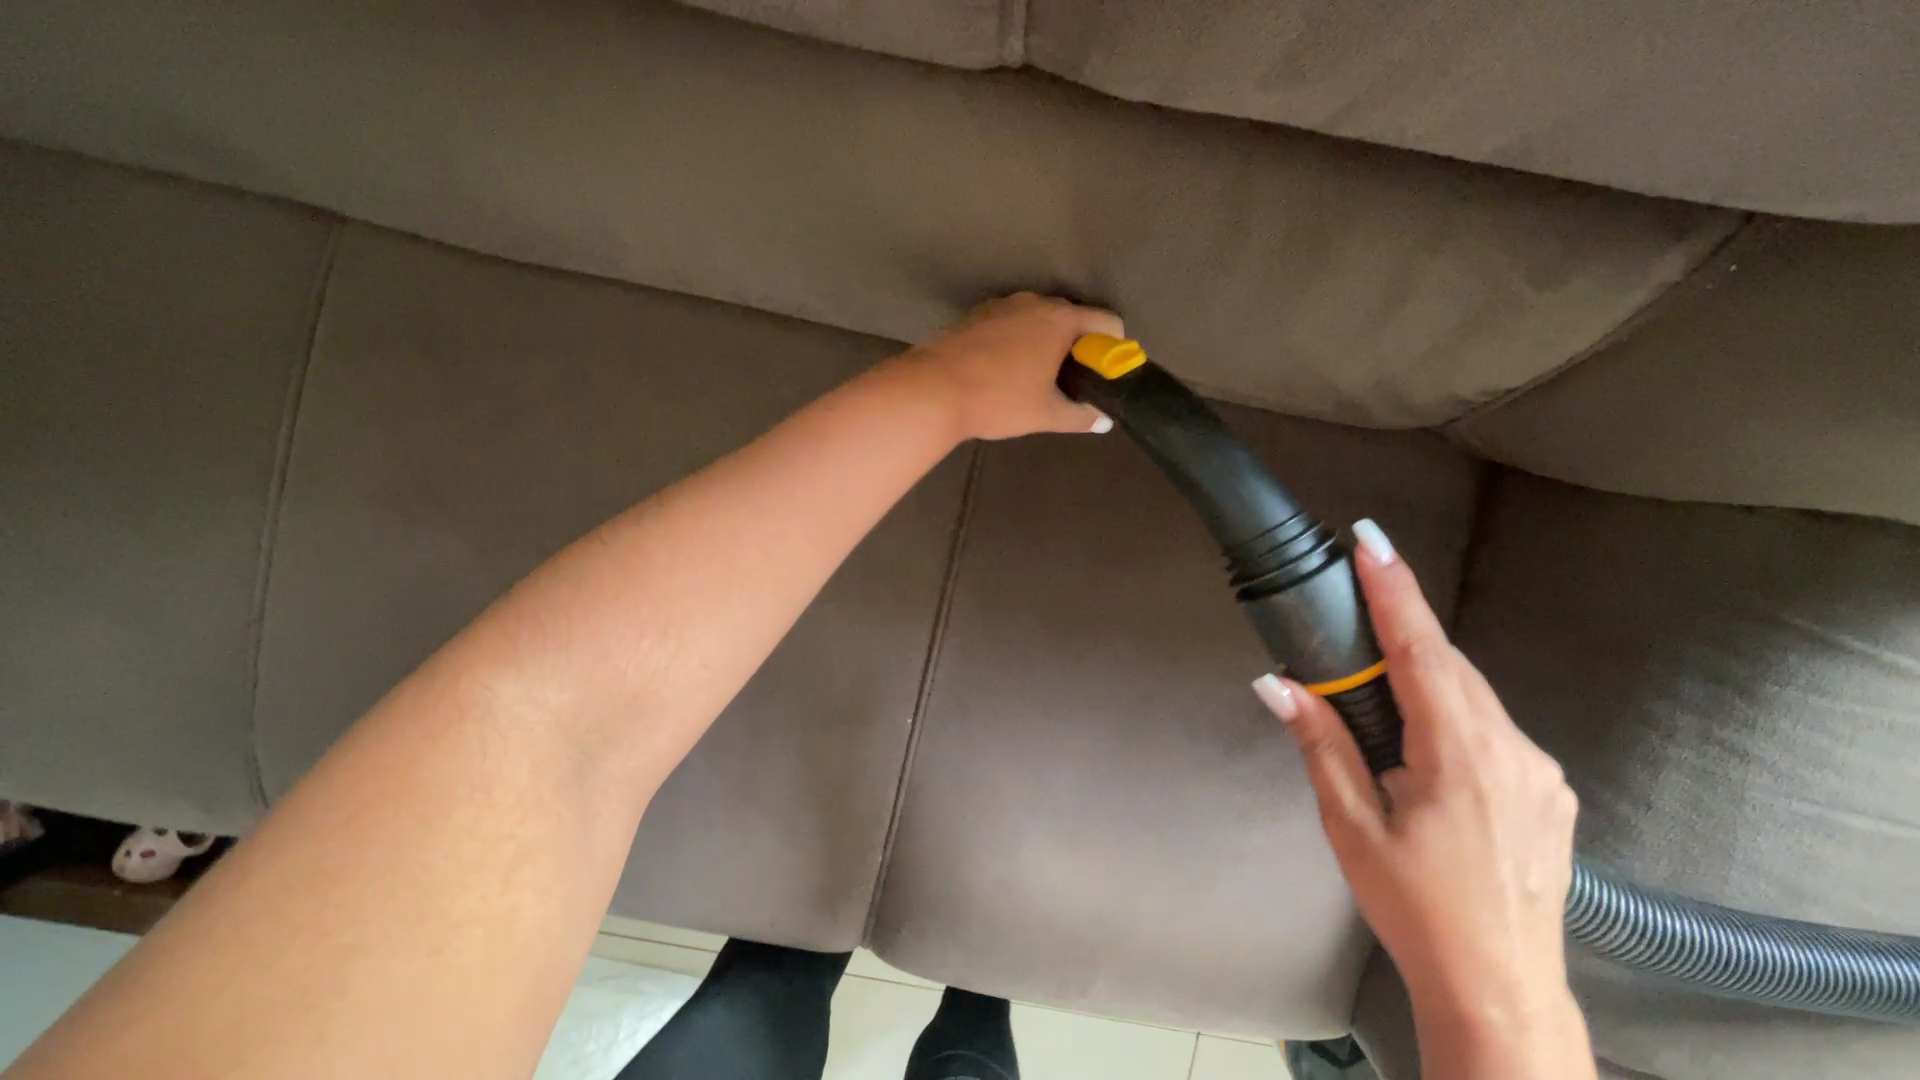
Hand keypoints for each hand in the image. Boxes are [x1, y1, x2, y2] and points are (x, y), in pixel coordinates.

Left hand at [904, 292, 1121, 440]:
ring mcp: (1001, 305)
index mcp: (1061, 319)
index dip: (1113, 348)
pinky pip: (1009, 323)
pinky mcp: (975, 315)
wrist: (932, 389)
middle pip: (1072, 317)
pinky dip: (1016, 340)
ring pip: (1037, 319)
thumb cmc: (998, 399)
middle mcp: (1034, 302)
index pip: (1107, 321)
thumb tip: (1103, 419)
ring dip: (1044, 341)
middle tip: (1071, 381)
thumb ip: (1081, 416)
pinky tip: (1004, 370)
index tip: (1103, 374)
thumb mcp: (1046, 414)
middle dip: (1078, 346)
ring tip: (1036, 377)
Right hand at [1252, 520, 1588, 1073]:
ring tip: (1380, 697)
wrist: (1500, 987)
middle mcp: (1513, 750)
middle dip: (1403, 634)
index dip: (1393, 592)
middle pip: (1450, 666)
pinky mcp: (1552, 792)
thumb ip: (1320, 745)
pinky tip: (1426, 748)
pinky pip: (1495, 729)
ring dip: (1427, 679)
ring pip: (1475, 698)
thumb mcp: (1350, 826)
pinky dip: (1455, 716)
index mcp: (1459, 755)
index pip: (1421, 651)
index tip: (1372, 541)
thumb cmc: (1414, 907)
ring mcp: (1541, 771)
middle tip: (1356, 617)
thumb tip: (1275, 685)